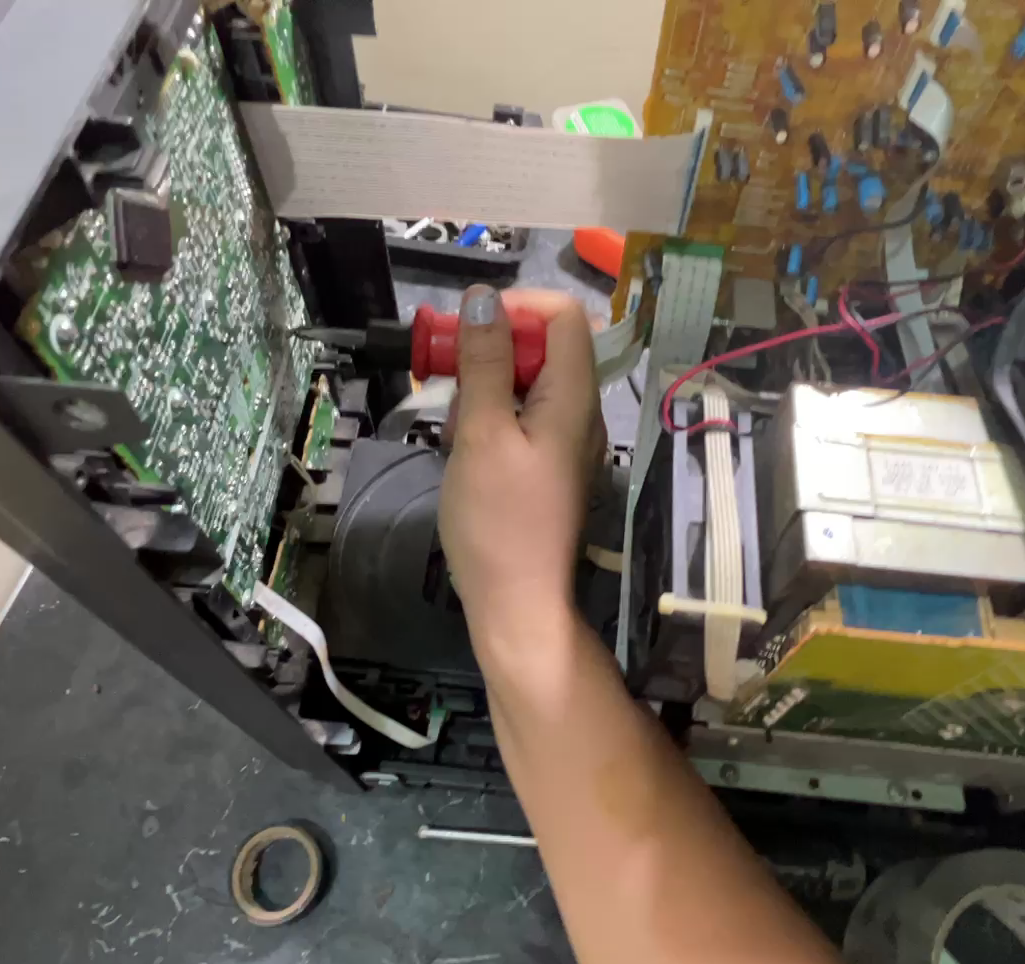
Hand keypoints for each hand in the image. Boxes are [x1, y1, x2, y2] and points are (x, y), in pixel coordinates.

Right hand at [439, 286, 604, 663]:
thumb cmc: (497, 519)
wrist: (516, 602)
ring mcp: (563, 443)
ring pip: (525, 387)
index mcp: (574, 397)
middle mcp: (578, 413)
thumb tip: (484, 300)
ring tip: (455, 431)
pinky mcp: (545, 467)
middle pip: (542, 349)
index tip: (468, 329)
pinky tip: (464, 453)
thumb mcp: (483, 433)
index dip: (518, 308)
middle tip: (446, 382)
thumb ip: (487, 364)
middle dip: (490, 353)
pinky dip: (490, 422)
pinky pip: (521, 422)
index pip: (564, 317)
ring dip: (484, 391)